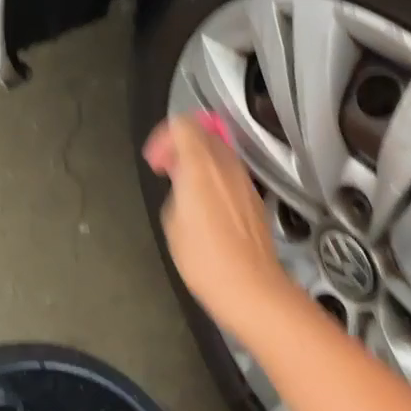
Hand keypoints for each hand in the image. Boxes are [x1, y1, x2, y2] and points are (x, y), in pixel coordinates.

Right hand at [143, 114, 299, 336]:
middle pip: (204, 133)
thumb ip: (176, 187)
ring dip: (199, 161)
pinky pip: (231, 173)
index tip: (156, 160)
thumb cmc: (204, 257)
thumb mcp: (172, 220)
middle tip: (166, 168)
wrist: (250, 286)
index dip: (164, 136)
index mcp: (201, 164)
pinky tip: (207, 204)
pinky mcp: (255, 197)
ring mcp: (244, 180)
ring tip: (185, 187)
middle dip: (181, 145)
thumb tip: (182, 182)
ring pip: (220, 152)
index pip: (184, 125)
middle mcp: (226, 165)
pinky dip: (215, 177)